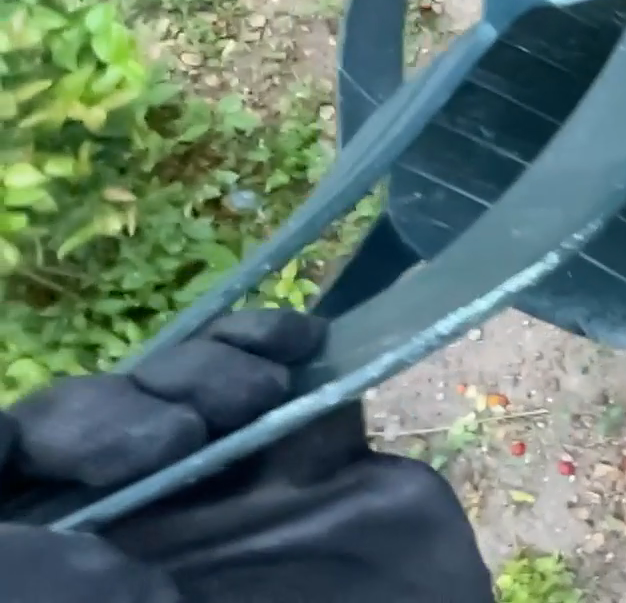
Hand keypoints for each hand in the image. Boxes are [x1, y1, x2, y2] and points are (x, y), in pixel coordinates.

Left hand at [0, 310, 491, 601]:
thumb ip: (46, 582)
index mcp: (64, 567)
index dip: (10, 445)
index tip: (56, 447)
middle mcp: (121, 520)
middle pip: (77, 419)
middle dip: (121, 405)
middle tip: (180, 437)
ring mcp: (219, 478)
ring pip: (176, 382)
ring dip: (212, 367)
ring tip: (265, 393)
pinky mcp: (306, 444)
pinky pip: (276, 369)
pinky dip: (279, 337)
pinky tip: (303, 341)